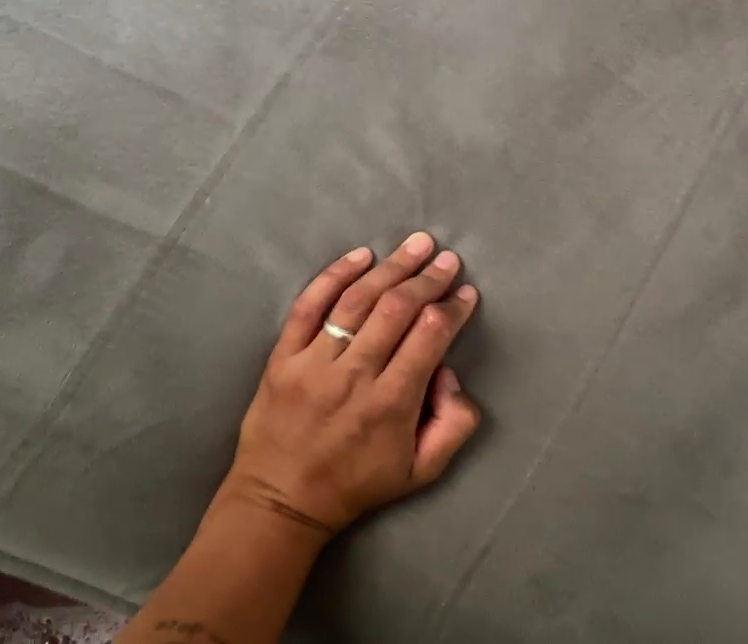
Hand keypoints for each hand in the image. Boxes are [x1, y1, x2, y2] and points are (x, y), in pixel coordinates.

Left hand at [218, 232, 481, 538]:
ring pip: (358, 301)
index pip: (430, 336)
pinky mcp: (282, 358)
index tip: (466, 293)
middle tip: (449, 260)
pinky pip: (308, 307)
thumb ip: (454, 424)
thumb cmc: (357, 484)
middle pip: (398, 309)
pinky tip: (361, 256)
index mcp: (391, 402)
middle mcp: (354, 375)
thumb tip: (449, 374)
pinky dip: (334, 276)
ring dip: (392, 267)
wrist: (280, 503)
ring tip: (418, 245)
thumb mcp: (423, 471)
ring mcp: (314, 363)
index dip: (453, 308)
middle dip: (429, 279)